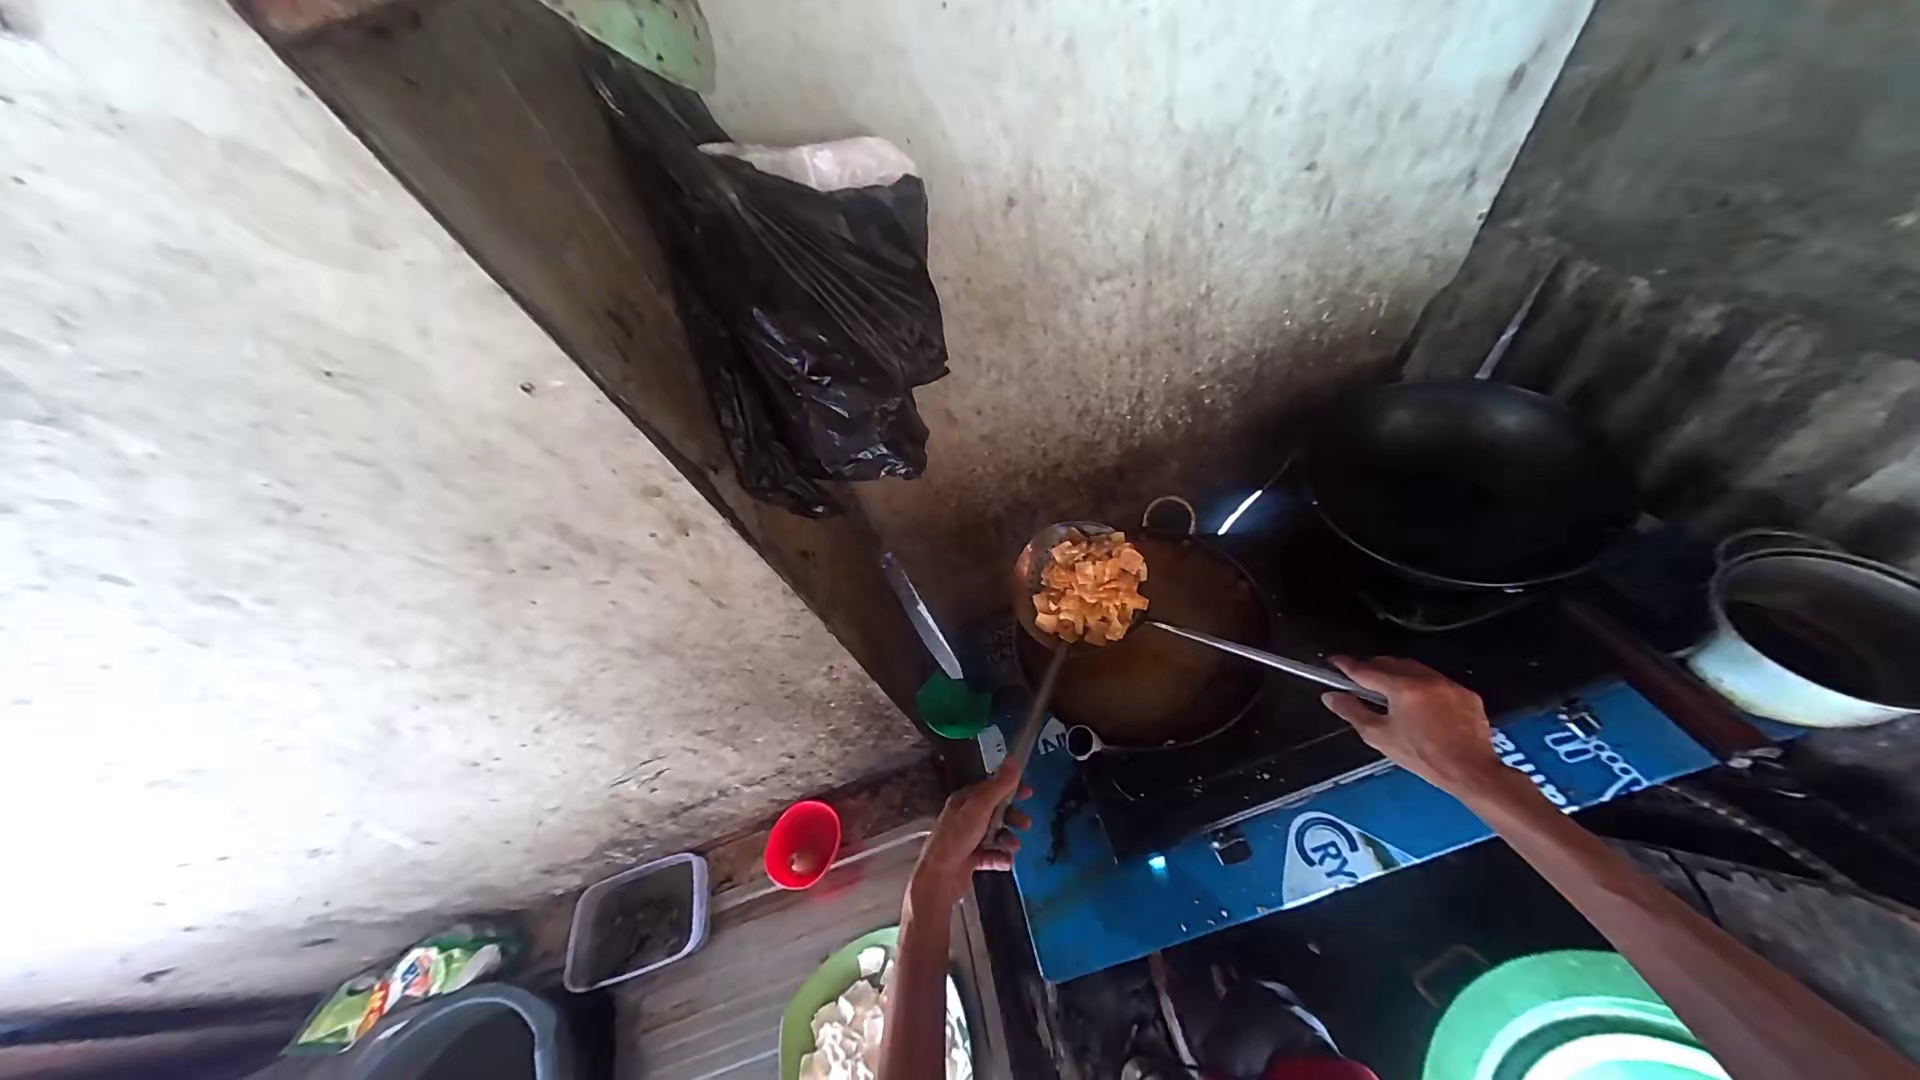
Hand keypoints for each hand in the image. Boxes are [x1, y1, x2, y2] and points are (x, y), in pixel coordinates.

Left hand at [905, 763, 1030, 919]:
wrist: (939, 877)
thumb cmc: (958, 836)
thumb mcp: (980, 807)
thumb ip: (999, 785)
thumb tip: (1015, 758)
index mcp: (965, 800)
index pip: (991, 788)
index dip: (1010, 789)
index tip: (1029, 793)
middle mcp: (966, 817)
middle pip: (995, 812)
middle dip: (1012, 817)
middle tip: (1026, 825)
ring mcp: (967, 839)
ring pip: (995, 834)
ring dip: (1008, 839)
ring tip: (1014, 847)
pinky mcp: (970, 859)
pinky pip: (991, 855)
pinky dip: (1000, 857)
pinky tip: (1006, 862)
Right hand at [1320, 655, 1508, 795]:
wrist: (1472, 772)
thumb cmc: (1422, 756)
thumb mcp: (1379, 736)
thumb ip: (1351, 712)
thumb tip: (1331, 697)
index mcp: (1402, 688)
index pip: (1366, 670)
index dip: (1346, 664)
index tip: (1335, 661)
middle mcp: (1426, 680)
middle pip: (1390, 663)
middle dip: (1371, 666)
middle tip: (1358, 678)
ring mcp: (1448, 685)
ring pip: (1414, 668)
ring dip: (1396, 672)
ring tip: (1387, 687)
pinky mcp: (1466, 694)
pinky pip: (1435, 680)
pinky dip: (1420, 683)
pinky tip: (1418, 700)